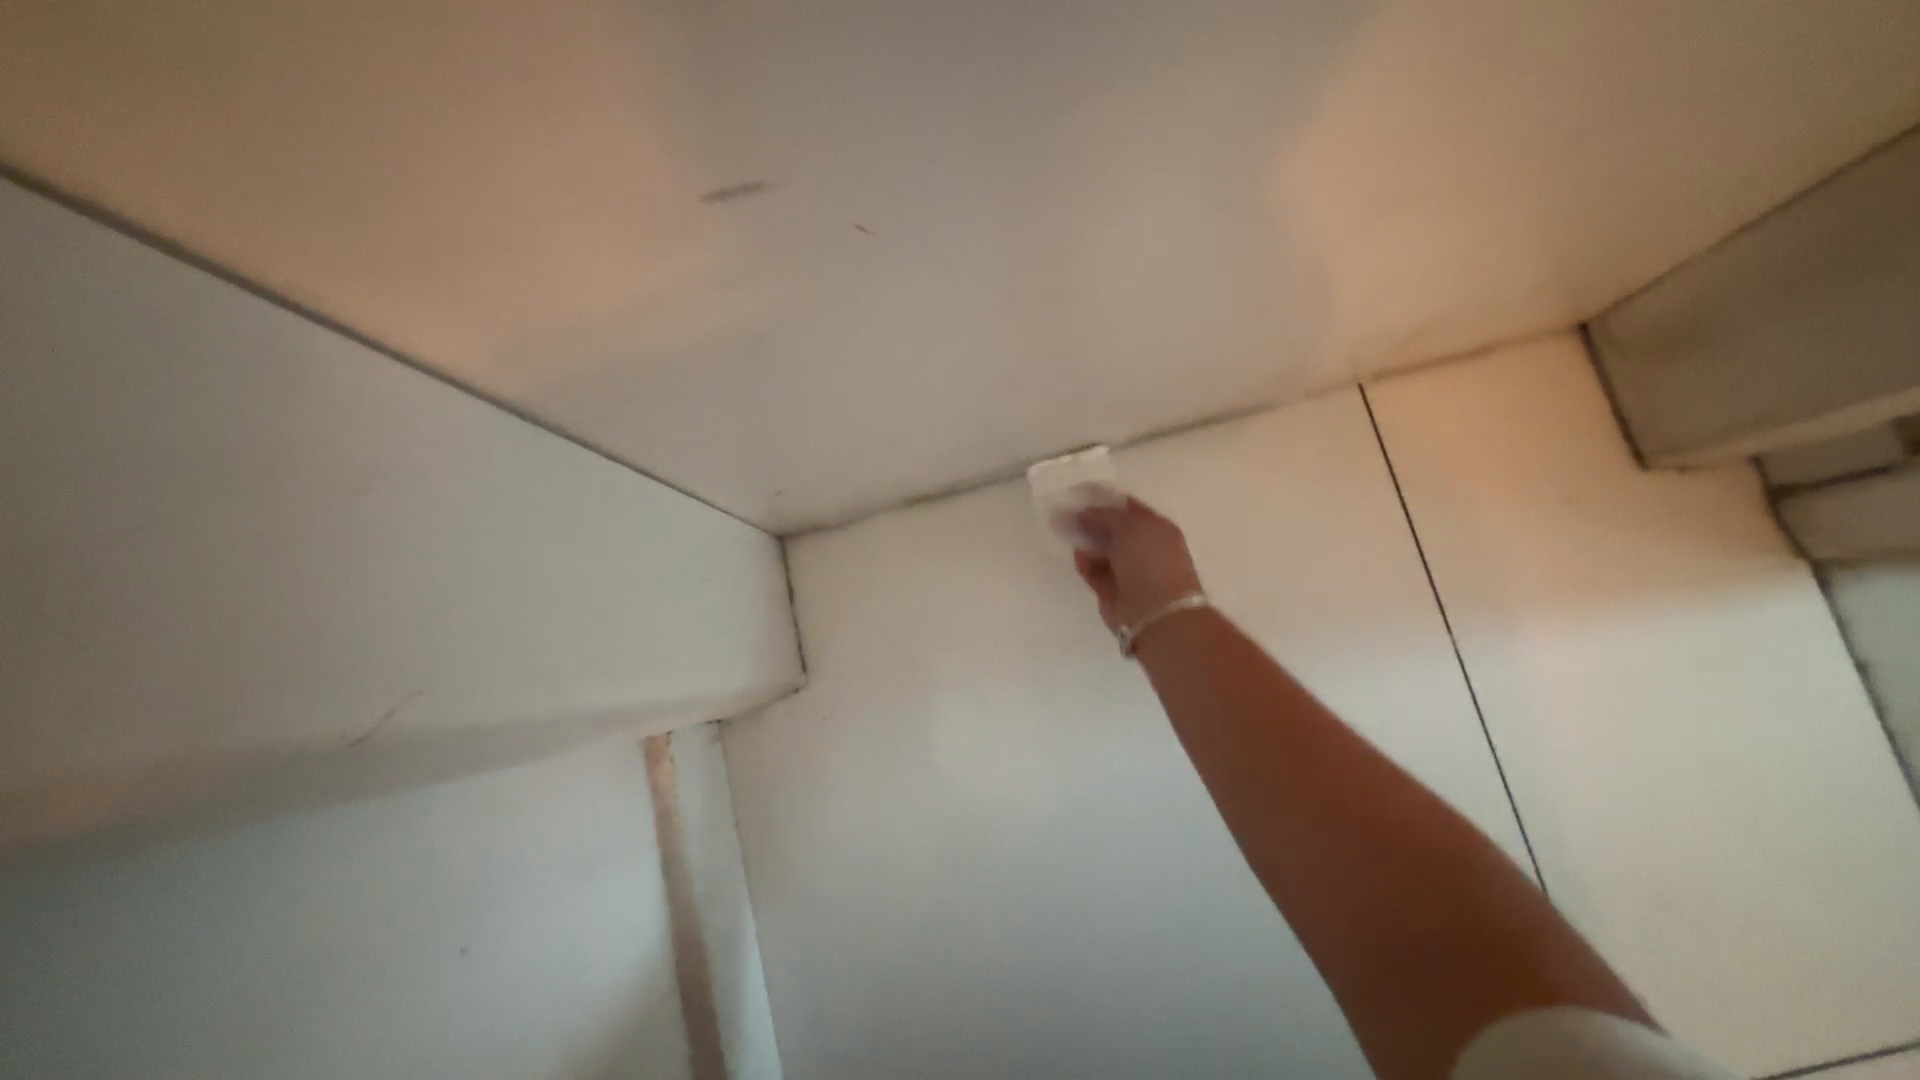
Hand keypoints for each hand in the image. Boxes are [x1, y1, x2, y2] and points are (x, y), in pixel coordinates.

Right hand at [1072, 498, 1203, 635]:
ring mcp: (1128, 570)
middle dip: (1089, 520)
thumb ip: (1106, 515)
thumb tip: (1086, 512)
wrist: (1155, 613)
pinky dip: (1086, 564)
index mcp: (1156, 527)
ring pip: (1101, 550)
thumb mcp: (1131, 527)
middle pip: (1111, 528)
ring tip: (1065, 531)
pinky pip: (1095, 572)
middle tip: (1064, 511)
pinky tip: (1079, 557)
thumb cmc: (1150, 561)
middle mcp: (1143, 547)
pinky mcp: (1112, 591)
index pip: (1127, 507)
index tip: (1078, 493)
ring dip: (1085, 542)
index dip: (1104, 499)